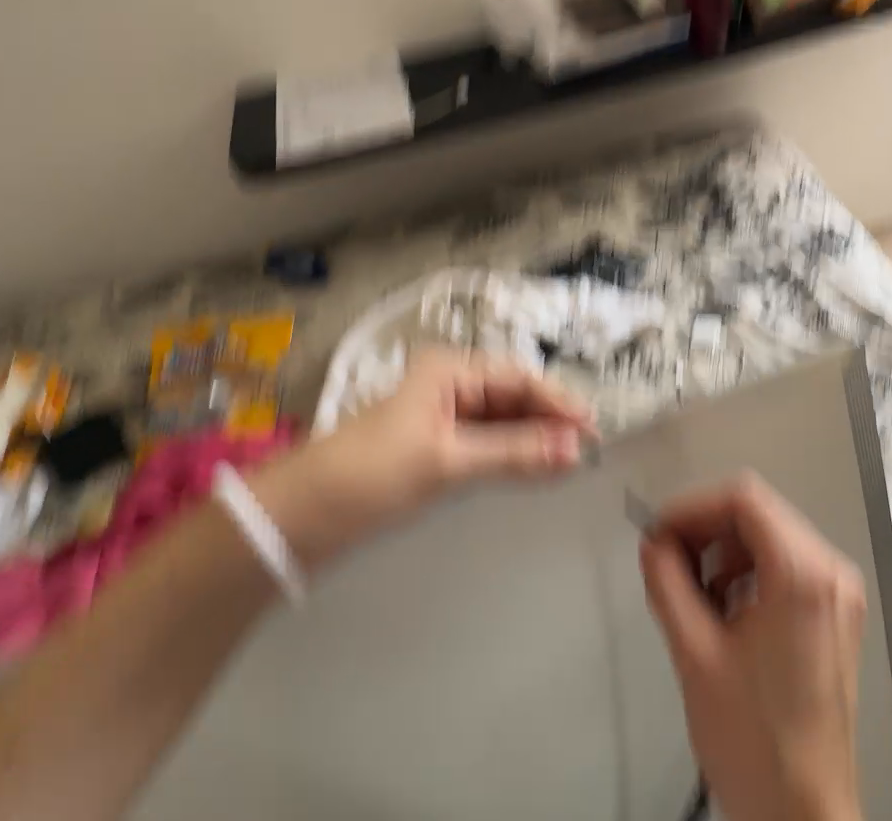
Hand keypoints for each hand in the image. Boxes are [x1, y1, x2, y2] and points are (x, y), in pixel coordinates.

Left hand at [252, 349, 596, 567]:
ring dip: (536, 441)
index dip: (558, 402)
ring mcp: (443, 420)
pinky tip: (538, 471)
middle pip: (514, 399)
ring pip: (505, 424)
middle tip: (588, 451)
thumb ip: (514, 453)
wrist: (298, 519)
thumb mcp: (446, 460)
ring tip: (571, 462)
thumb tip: (575, 450)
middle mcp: (449, 388)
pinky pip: (489, 447)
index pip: (518, 378)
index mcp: (448, 372)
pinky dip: (514, 458)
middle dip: (550, 422)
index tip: (594, 429)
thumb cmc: (369, 475)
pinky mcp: (437, 452)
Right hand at [639, 475, 866, 820]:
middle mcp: (833, 571)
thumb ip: (669, 584)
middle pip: (762, 514)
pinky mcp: (837, 614)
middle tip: (667, 564)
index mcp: (804, 574)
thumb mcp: (695, 653)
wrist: (801, 808)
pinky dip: (751, 574)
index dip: (693, 507)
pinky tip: (726, 611)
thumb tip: (653, 543)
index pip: (745, 499)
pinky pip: (790, 567)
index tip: (657, 534)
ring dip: (727, 554)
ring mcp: (841, 592)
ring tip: (695, 597)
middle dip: (708, 531)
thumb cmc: (751, 737)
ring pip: (774, 538)